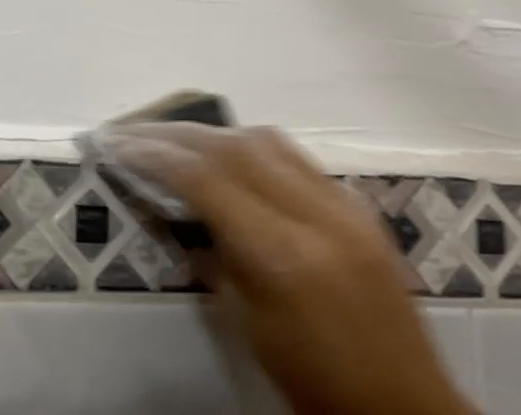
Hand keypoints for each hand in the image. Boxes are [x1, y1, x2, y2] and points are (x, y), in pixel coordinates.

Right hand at [105, 124, 475, 414]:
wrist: (404, 412)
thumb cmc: (313, 382)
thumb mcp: (248, 325)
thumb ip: (213, 257)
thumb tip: (178, 211)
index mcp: (282, 256)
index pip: (205, 179)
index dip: (153, 156)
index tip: (115, 145)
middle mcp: (317, 218)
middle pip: (233, 147)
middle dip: (175, 134)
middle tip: (133, 133)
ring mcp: (346, 210)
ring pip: (268, 141)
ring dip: (215, 134)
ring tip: (177, 141)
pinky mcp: (363, 212)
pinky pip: (299, 159)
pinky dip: (254, 149)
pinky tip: (232, 160)